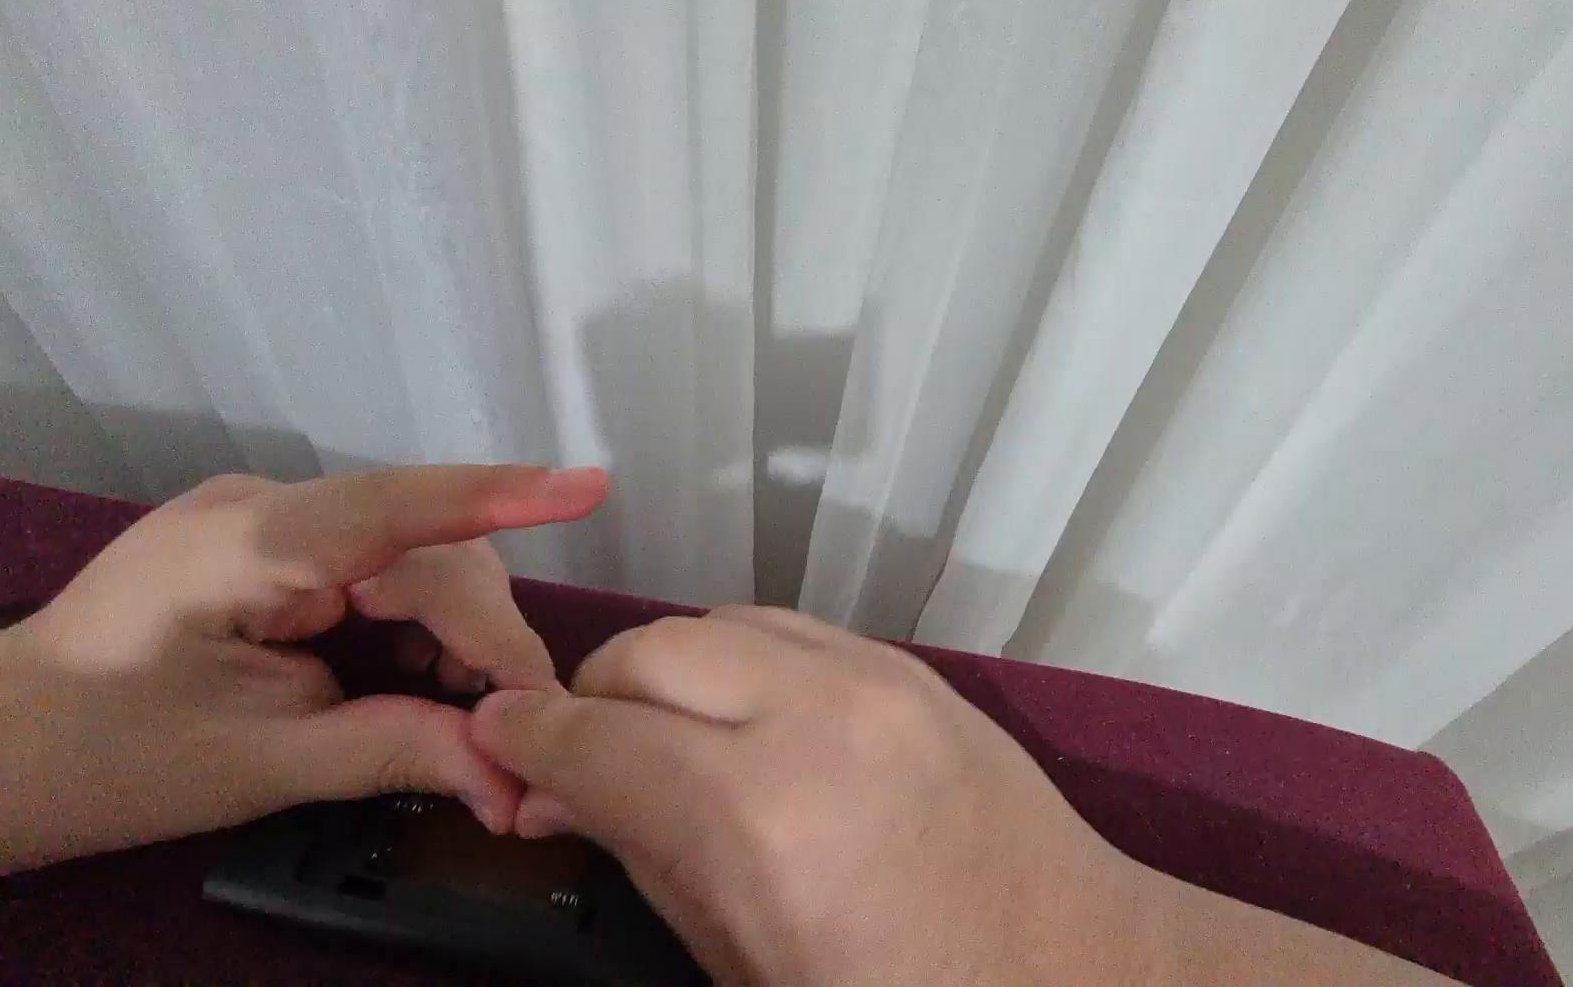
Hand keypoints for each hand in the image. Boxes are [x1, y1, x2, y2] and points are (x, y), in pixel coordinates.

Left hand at [0, 464, 606, 884]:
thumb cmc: (100, 766)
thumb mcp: (253, 770)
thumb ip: (392, 753)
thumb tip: (511, 779)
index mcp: (244, 547)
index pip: (394, 507)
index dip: (498, 493)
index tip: (590, 488)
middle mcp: (276, 507)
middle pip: (432, 550)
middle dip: (486, 638)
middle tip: (523, 726)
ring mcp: (289, 517)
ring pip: (430, 557)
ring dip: (466, 635)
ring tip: (472, 712)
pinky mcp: (301, 541)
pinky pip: (401, 569)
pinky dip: (432, 629)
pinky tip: (428, 678)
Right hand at [467, 606, 1168, 986]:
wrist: (1076, 967)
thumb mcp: (745, 966)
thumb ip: (646, 859)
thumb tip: (561, 793)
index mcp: (763, 818)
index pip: (601, 742)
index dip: (529, 739)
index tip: (496, 739)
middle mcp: (816, 715)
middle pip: (652, 650)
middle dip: (593, 694)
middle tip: (584, 752)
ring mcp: (874, 675)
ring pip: (718, 621)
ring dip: (668, 669)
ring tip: (666, 730)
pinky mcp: (907, 663)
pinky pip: (788, 628)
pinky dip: (738, 658)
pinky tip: (744, 710)